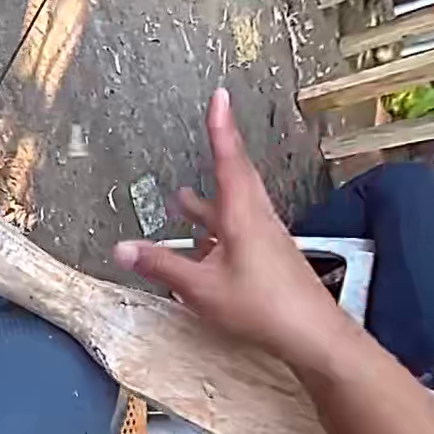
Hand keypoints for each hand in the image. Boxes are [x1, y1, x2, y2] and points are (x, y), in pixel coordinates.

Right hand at [111, 88, 355, 368]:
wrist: (314, 336)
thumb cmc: (259, 306)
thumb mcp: (199, 287)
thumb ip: (159, 265)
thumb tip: (119, 248)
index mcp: (243, 218)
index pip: (229, 163)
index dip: (221, 130)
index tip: (219, 97)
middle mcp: (256, 221)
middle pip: (237, 178)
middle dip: (220, 153)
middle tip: (210, 127)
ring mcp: (264, 239)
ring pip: (235, 207)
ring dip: (209, 199)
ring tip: (182, 196)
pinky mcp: (266, 257)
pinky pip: (235, 230)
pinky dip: (213, 228)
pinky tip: (198, 244)